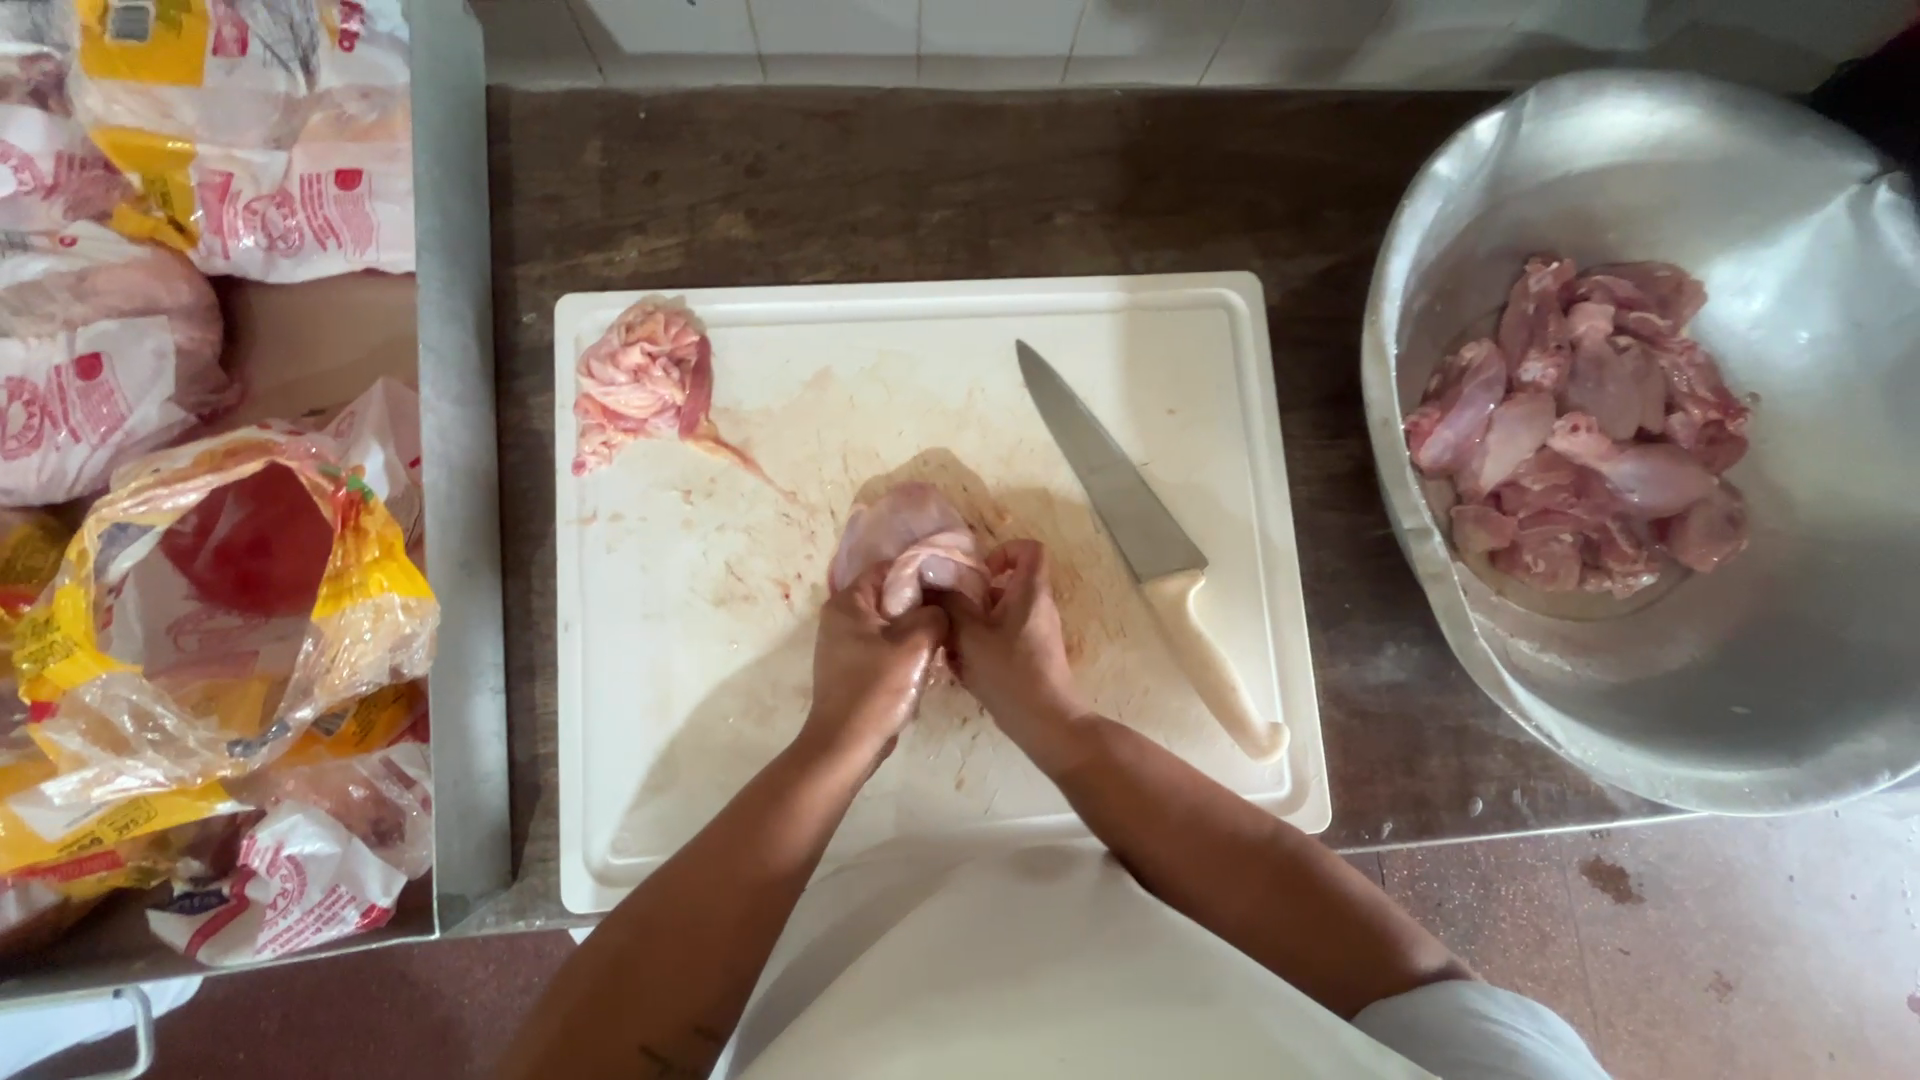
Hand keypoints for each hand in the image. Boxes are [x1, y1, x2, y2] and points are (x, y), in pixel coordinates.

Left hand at [803, 562, 948, 765]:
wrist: (846, 745)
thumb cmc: (876, 689)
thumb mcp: (915, 645)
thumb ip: (934, 615)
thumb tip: (942, 608)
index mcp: (848, 602)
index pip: (889, 568)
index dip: (922, 570)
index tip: (952, 581)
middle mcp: (840, 616)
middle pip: (889, 594)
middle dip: (922, 601)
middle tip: (954, 609)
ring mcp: (844, 643)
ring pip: (890, 621)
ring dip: (916, 627)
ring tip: (945, 634)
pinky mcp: (853, 666)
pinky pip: (885, 644)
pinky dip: (905, 647)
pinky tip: (927, 659)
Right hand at [938, 540, 1090, 747]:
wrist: (1045, 722)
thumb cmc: (1009, 672)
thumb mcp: (970, 635)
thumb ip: (950, 604)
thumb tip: (932, 581)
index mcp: (1030, 592)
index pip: (1029, 549)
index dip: (1003, 551)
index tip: (978, 573)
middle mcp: (1038, 607)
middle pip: (1007, 585)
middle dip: (975, 596)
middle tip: (951, 612)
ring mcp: (1037, 633)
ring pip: (1000, 615)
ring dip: (973, 624)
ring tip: (951, 644)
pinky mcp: (1032, 656)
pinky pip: (1003, 637)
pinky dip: (982, 644)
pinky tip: (963, 667)